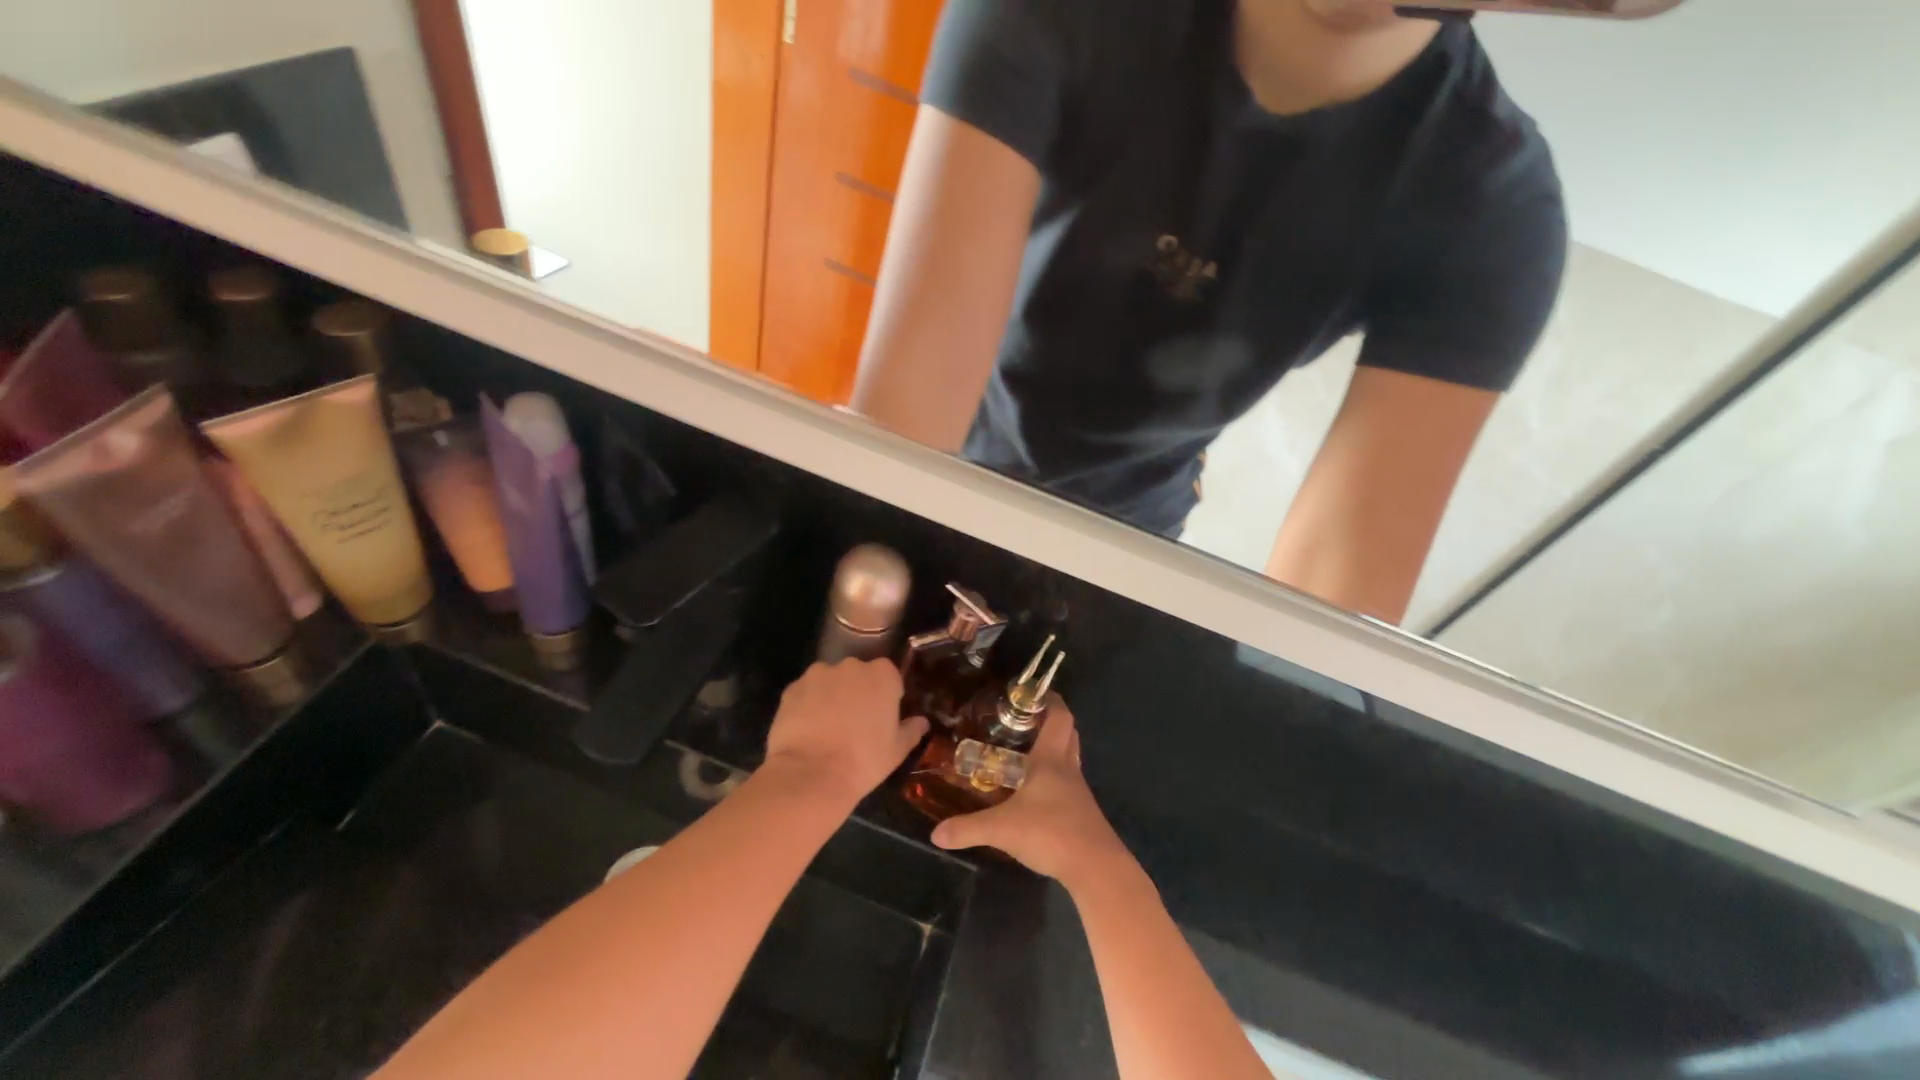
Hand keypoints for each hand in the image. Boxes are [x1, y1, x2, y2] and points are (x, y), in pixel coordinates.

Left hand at [763, 659, 929, 805]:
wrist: (811, 773)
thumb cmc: (864, 760)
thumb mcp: (897, 750)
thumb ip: (911, 730)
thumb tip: (922, 722)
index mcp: (882, 675)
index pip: (889, 676)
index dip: (887, 695)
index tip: (883, 717)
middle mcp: (850, 666)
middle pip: (858, 674)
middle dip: (858, 692)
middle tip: (856, 723)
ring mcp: (817, 675)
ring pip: (829, 681)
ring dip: (831, 696)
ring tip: (828, 728)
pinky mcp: (791, 689)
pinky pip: (805, 693)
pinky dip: (807, 705)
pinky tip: (808, 730)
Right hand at [929, 702, 1132, 887]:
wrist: (1095, 867)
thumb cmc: (1051, 833)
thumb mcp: (1001, 830)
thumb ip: (968, 829)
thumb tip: (935, 834)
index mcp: (1051, 761)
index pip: (1059, 718)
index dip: (1051, 701)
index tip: (1035, 691)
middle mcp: (1068, 770)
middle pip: (1068, 734)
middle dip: (1052, 722)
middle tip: (1025, 720)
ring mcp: (1078, 793)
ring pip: (1069, 760)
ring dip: (1053, 752)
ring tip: (1024, 755)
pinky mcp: (1081, 814)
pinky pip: (1067, 787)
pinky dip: (1054, 781)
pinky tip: (1035, 795)